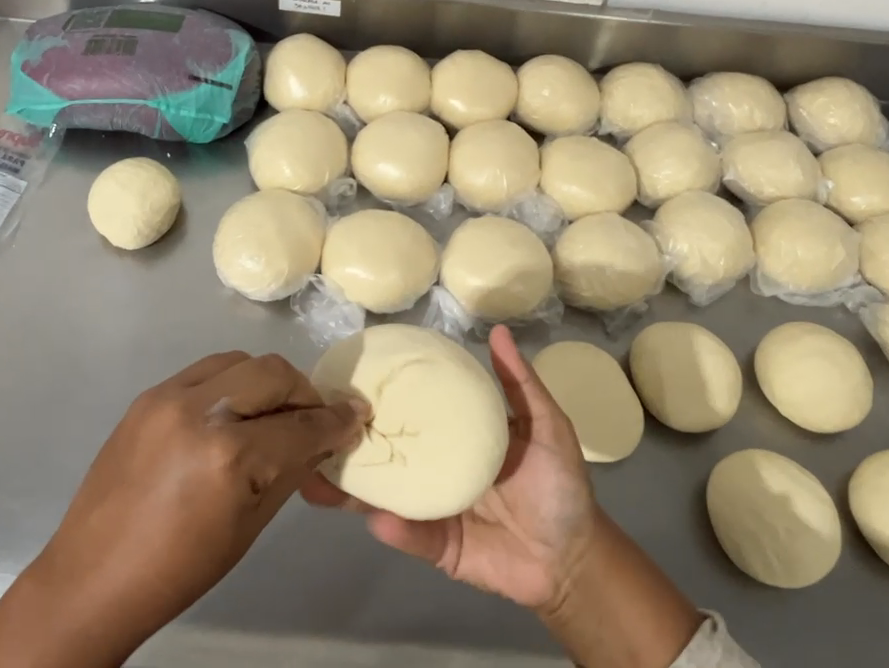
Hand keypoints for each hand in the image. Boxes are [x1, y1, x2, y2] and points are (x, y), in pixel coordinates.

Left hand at [0, 351, 365, 667]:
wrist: (93, 577)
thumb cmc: (179, 568)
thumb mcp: (250, 525)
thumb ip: (292, 470)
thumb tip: (324, 438)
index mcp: (229, 457)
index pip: (303, 426)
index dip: (337, 422)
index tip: (357, 417)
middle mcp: (200, 412)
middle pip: (276, 374)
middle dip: (306, 394)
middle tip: (316, 417)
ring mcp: (168, 397)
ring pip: (242, 361)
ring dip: (269, 381)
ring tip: (274, 412)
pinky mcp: (148, 396)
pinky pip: (207, 370)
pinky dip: (233, 382)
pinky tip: (234, 411)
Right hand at [303, 326, 702, 667]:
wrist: (573, 557)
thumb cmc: (560, 486)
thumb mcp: (547, 426)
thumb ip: (520, 384)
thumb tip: (499, 332)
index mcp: (456, 437)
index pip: (413, 413)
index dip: (382, 399)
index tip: (346, 382)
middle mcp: (435, 469)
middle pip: (388, 454)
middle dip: (350, 444)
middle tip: (315, 429)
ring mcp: (432, 509)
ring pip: (385, 496)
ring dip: (352, 490)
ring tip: (317, 479)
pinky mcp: (438, 547)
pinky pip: (412, 537)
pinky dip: (395, 529)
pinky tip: (375, 517)